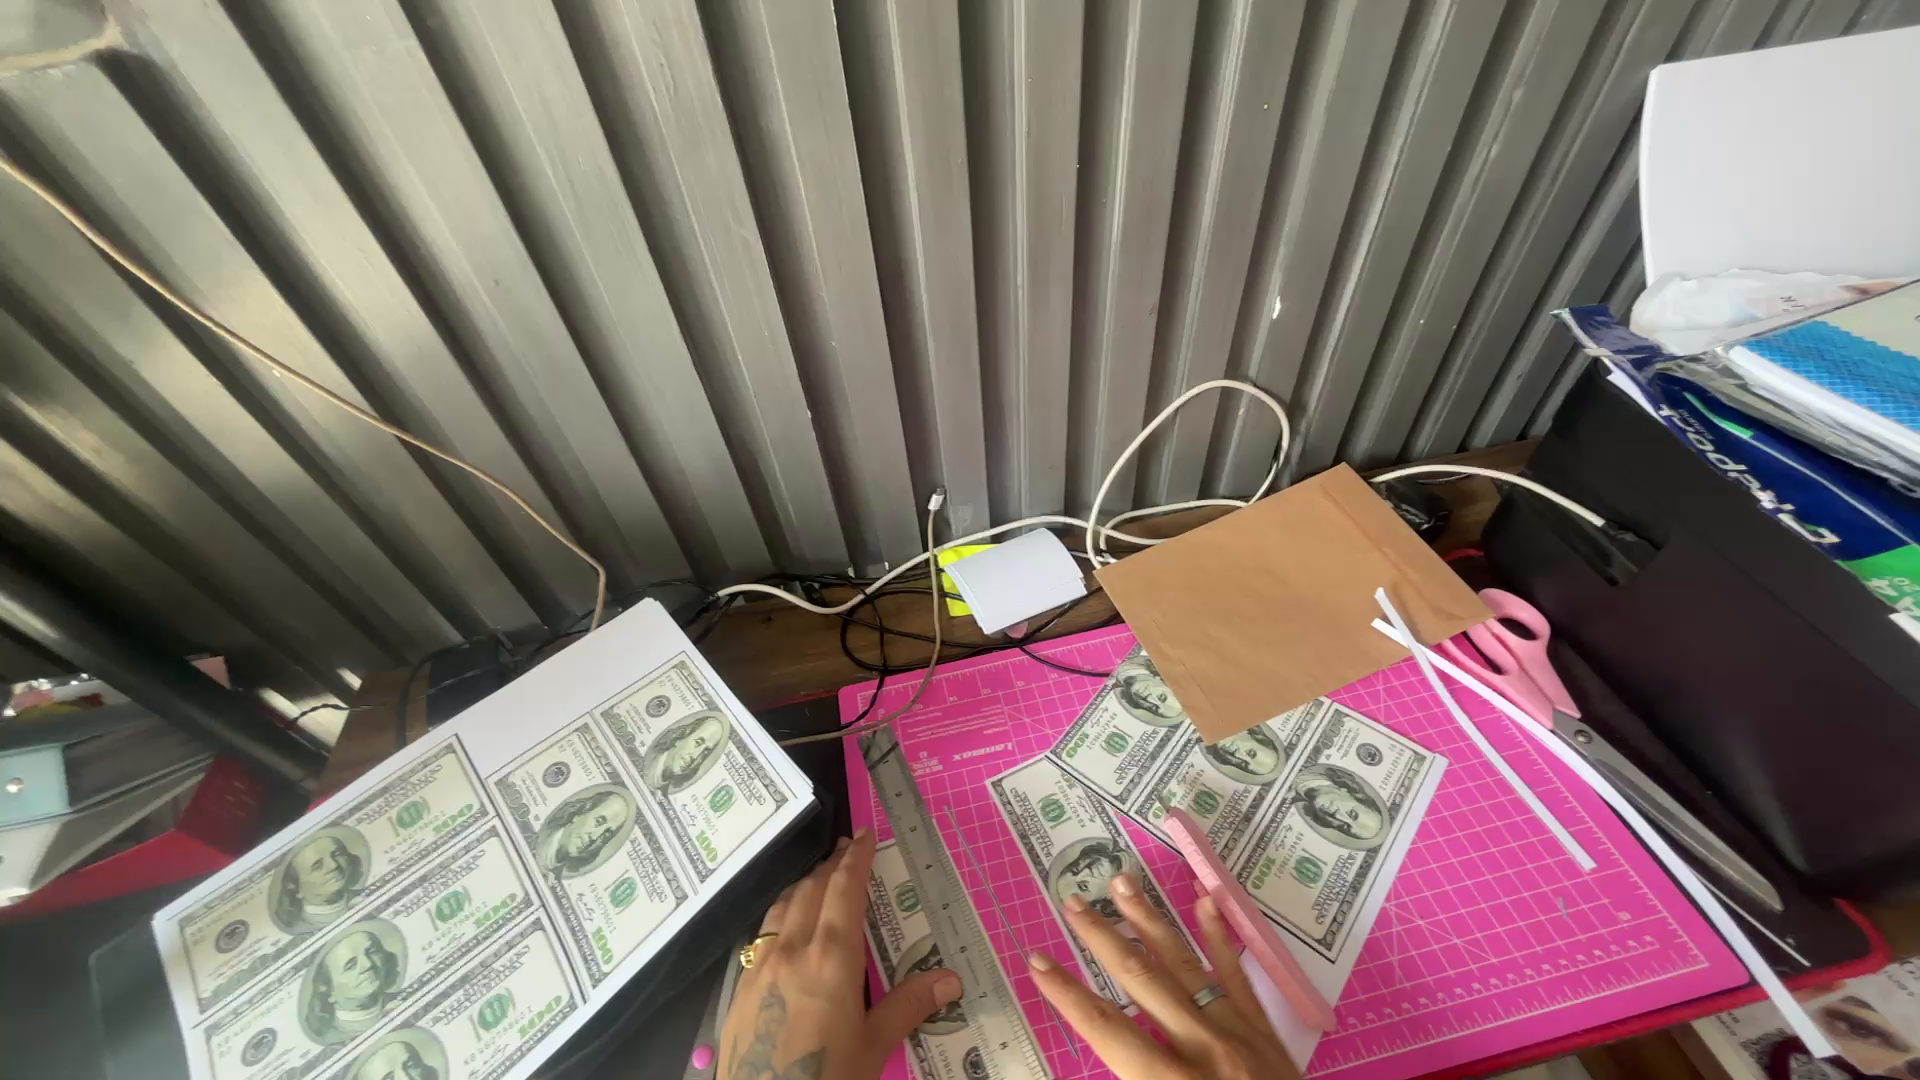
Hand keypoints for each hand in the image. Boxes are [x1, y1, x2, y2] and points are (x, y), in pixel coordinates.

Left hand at [719, 829, 961, 1079]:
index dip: (856, 858)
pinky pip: (764, 935)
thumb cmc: (826, 1079)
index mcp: (831, 956)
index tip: (864, 835)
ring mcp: (760, 968)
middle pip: (811, 889)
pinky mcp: (739, 990)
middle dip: (831, 865)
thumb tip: (952, 978)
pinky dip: (782, 915)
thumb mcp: (873, 1047)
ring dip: (804, 885)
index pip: (844, 889)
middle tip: (847, 850)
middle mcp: (792, 950)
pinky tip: (788, 930)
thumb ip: (909, 1005)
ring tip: (819, 879)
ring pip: (783, 907)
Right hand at [1027, 873, 1300, 1079]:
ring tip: (1122, 882)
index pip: (1107, 1030)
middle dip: (1102, 939)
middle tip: (1073, 901)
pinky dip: (1218, 936)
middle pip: (1141, 981)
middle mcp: (1204, 1049)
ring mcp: (1238, 1033)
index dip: (1068, 995)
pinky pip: (1236, 975)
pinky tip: (1204, 899)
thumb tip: (1107, 1049)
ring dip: (1149, 920)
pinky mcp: (1265, 1032)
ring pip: (1184, 964)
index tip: (1037, 960)